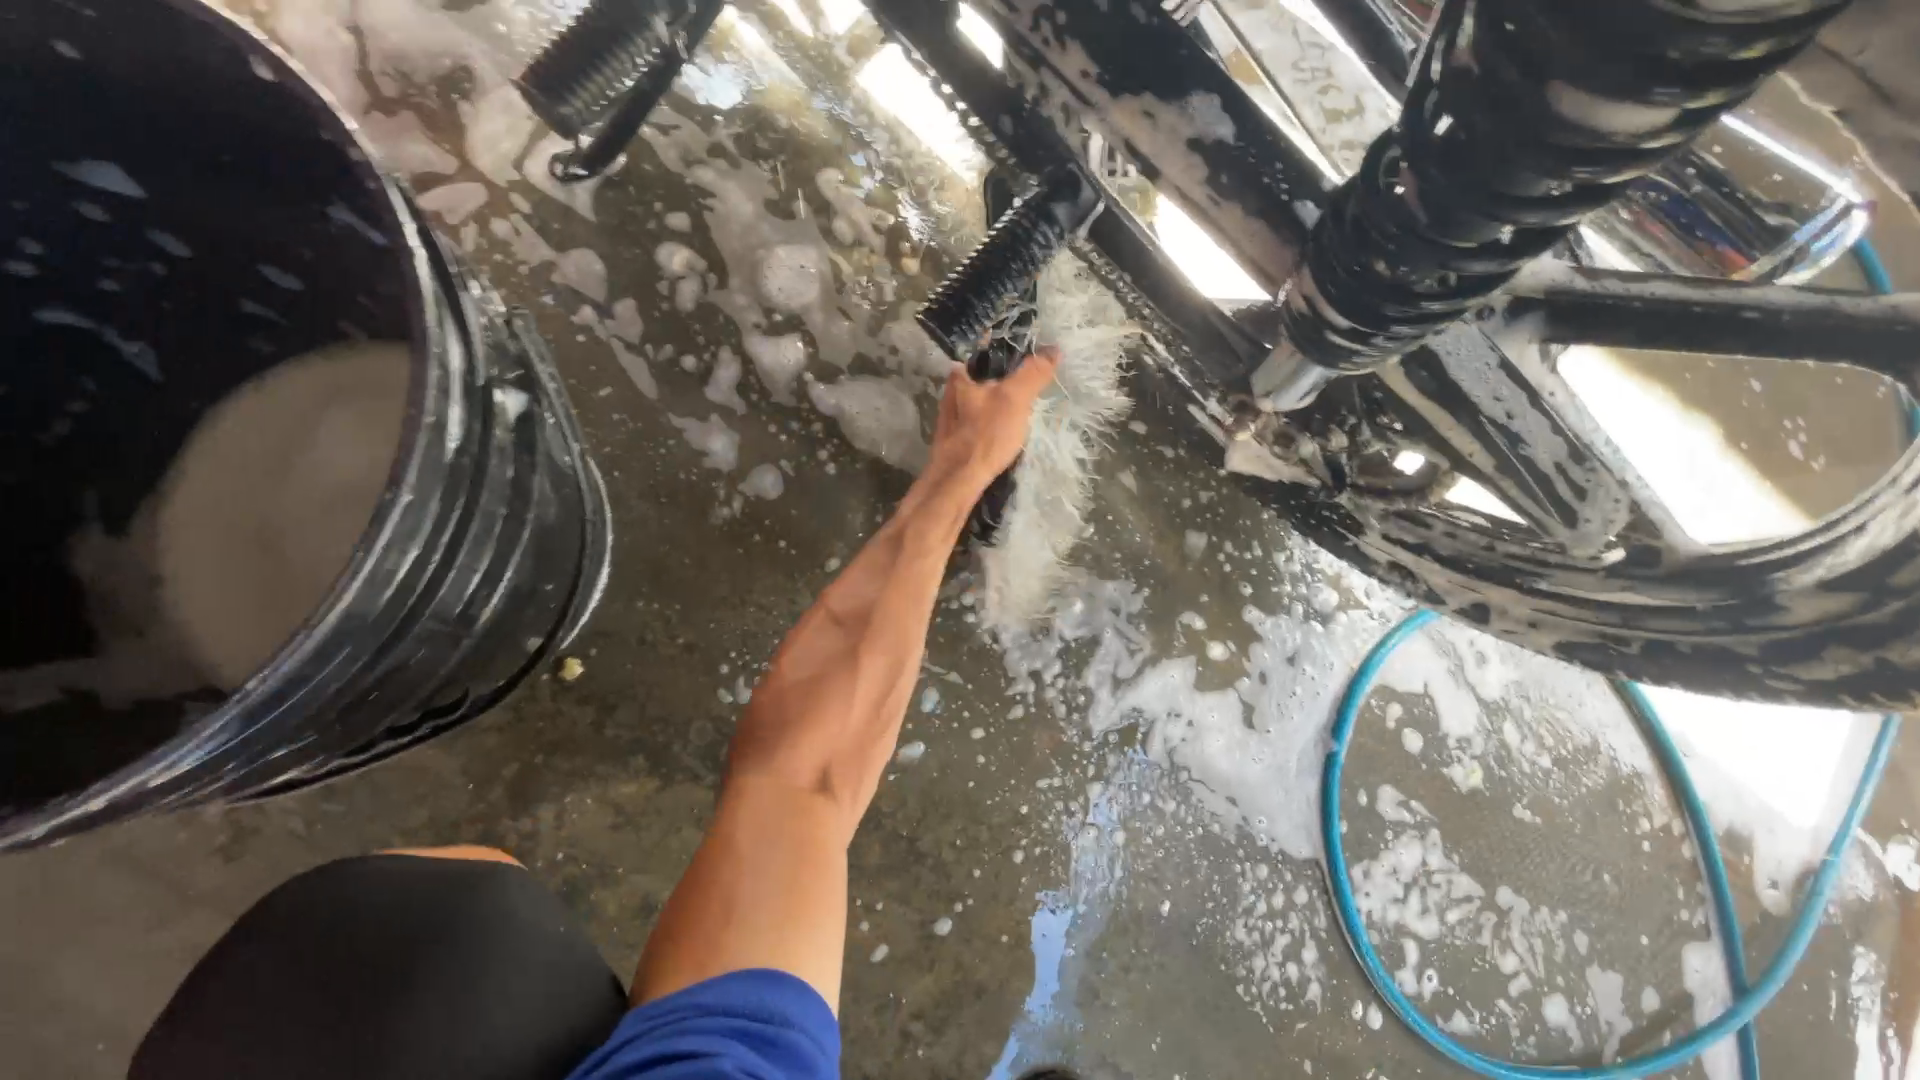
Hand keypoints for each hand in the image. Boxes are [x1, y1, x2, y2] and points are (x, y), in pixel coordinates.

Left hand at [927, 347, 1059, 486]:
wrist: (958, 479)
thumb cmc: (985, 434)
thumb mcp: (1015, 398)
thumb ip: (1033, 373)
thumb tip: (1054, 349)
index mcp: (960, 376)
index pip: (987, 354)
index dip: (1009, 357)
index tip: (1028, 366)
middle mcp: (950, 393)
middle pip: (984, 380)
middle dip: (1004, 385)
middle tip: (1028, 395)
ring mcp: (950, 419)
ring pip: (981, 404)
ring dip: (999, 408)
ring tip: (1019, 417)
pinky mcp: (954, 440)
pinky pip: (978, 425)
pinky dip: (991, 427)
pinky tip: (1003, 437)